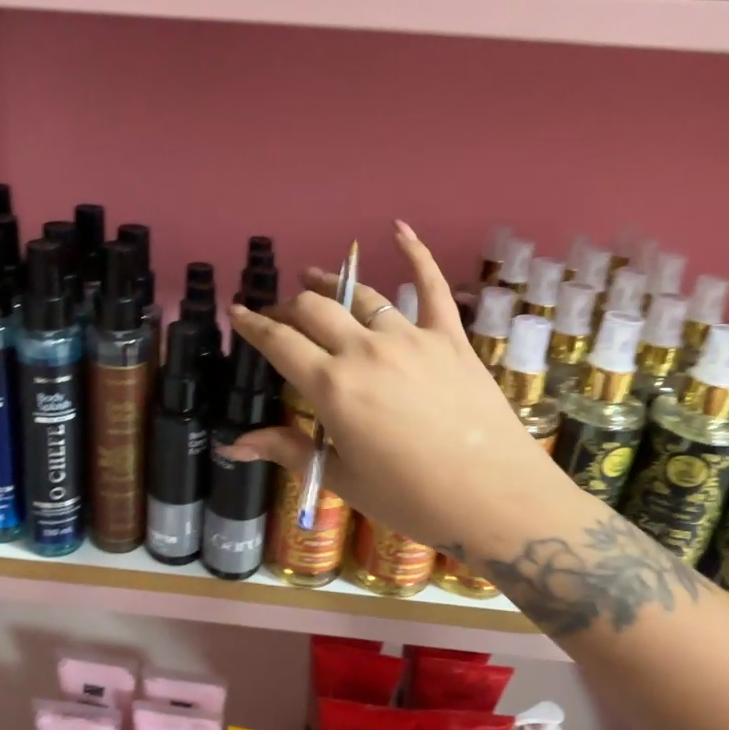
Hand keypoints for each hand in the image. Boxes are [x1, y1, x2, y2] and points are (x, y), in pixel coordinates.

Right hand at [222, 221, 568, 554]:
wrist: (495, 500)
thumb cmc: (411, 499)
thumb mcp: (343, 478)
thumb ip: (288, 450)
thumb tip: (233, 444)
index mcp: (333, 388)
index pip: (280, 343)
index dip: (253, 325)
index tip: (237, 311)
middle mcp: (366, 351)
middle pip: (314, 310)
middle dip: (287, 306)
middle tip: (277, 313)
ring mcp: (411, 338)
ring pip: (361, 296)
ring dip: (331, 284)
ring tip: (314, 278)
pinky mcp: (451, 338)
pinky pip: (432, 287)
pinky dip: (416, 254)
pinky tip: (399, 229)